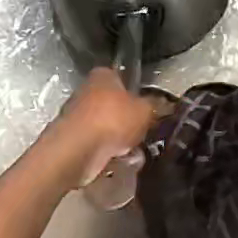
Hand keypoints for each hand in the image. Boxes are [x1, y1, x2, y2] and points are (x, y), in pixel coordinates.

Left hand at [52, 68, 157, 187]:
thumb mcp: (145, 111)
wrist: (75, 152)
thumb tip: (165, 106)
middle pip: (116, 105)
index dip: (138, 94)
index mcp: (103, 75)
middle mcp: (87, 90)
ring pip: (107, 127)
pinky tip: (118, 163)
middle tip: (144, 134)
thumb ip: (156, 107)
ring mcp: (77, 116)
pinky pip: (97, 145)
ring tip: (134, 153)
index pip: (124, 79)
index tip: (148, 111)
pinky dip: (107, 153)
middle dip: (129, 121)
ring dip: (120, 140)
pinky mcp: (72, 140)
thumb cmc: (112, 120)